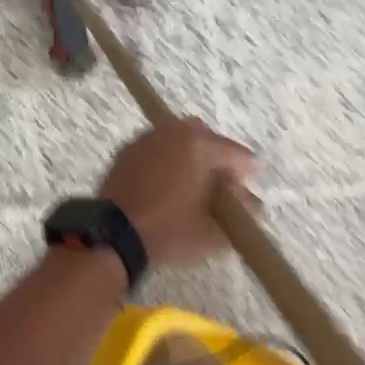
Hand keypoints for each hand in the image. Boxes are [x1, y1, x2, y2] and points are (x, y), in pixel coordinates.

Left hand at [97, 116, 259, 267]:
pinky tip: (171, 181)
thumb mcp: (218, 228)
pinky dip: (169, 157)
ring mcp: (145, 138)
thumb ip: (242, 209)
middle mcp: (171, 132)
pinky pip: (157, 146)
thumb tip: (249, 198)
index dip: (247, 173)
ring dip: (192, 154)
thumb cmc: (171, 229)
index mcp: (197, 144)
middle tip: (223, 184)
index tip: (246, 192)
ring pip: (178, 137)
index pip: (236, 152)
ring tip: (197, 184)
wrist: (115, 232)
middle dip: (218, 156)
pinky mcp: (127, 150)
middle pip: (206, 136)